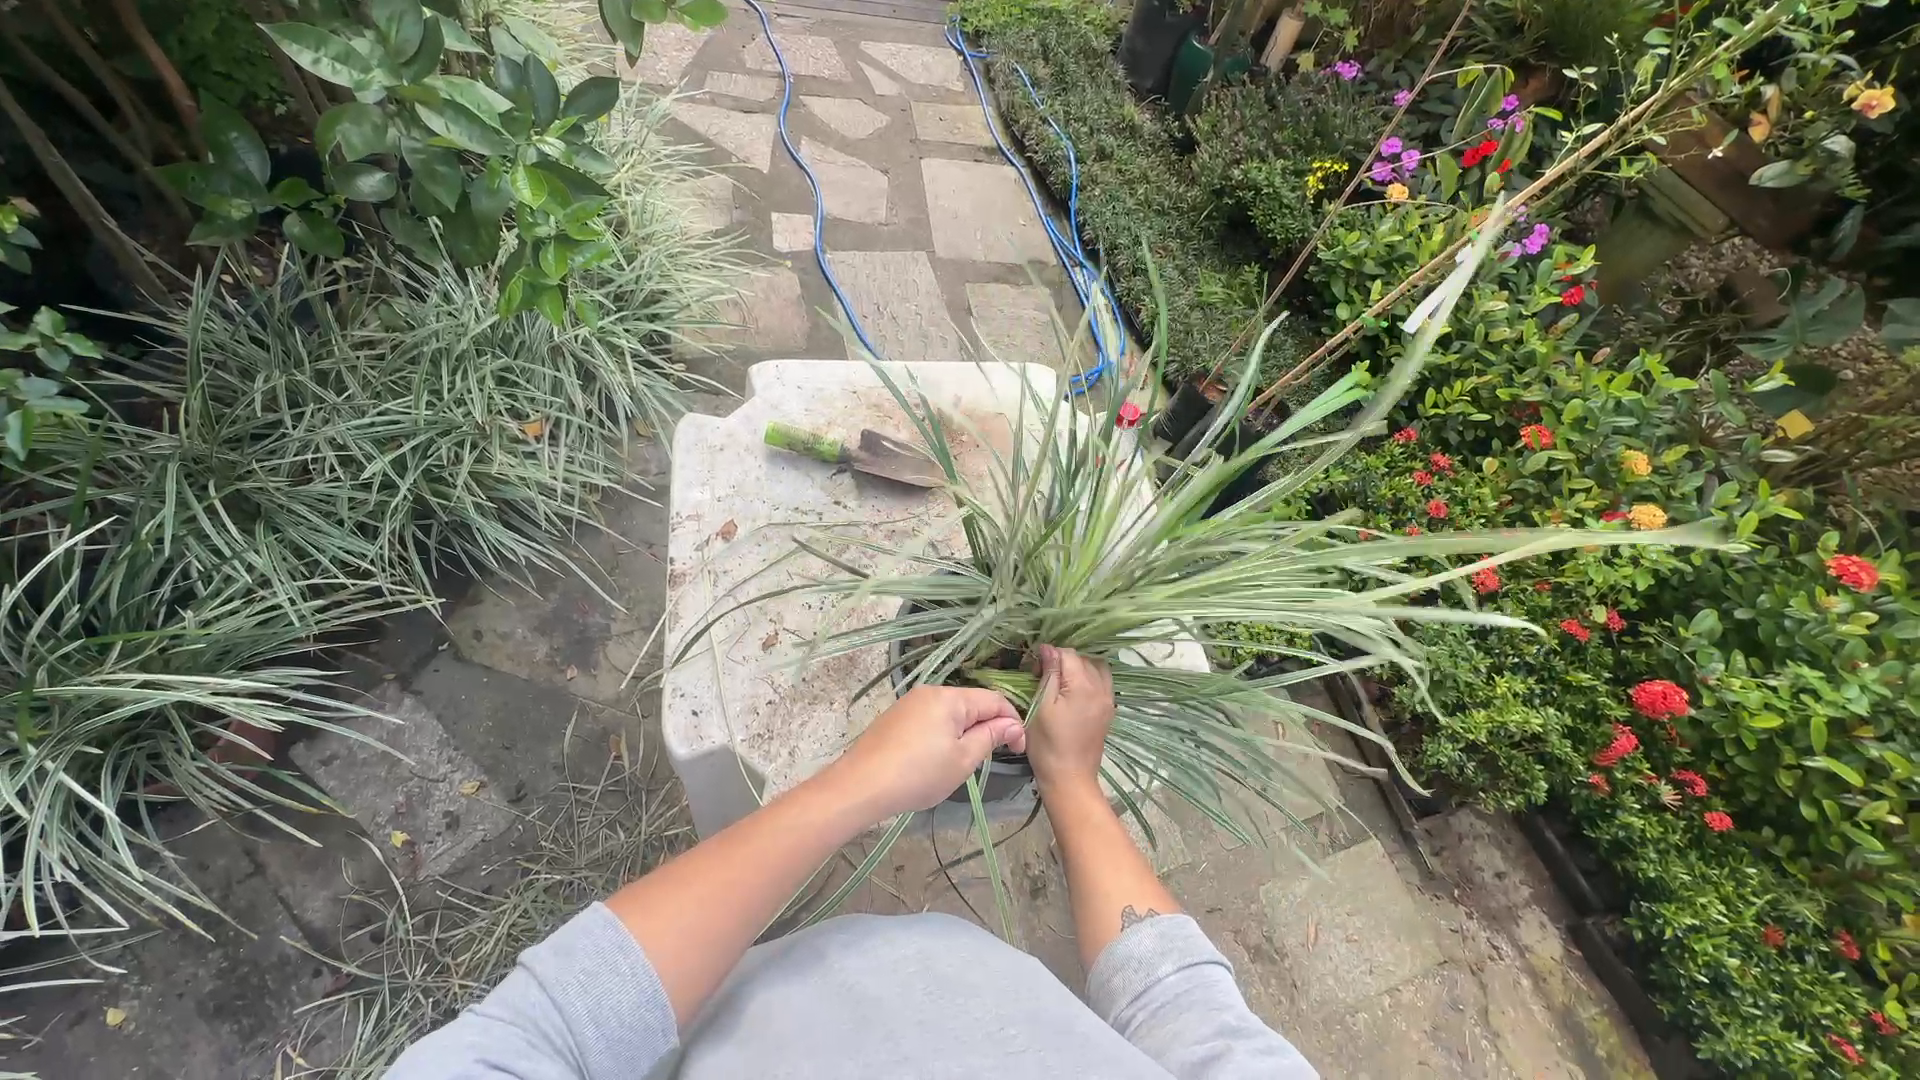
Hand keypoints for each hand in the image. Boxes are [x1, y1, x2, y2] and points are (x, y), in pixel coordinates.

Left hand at [825, 685, 1025, 821]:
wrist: (861, 785)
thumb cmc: (918, 774)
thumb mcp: (962, 759)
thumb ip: (990, 737)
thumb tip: (1011, 724)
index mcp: (950, 697)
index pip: (994, 700)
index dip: (1013, 722)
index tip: (1019, 750)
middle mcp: (929, 692)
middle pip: (972, 703)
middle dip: (988, 726)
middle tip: (991, 758)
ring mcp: (910, 703)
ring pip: (951, 713)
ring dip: (966, 732)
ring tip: (963, 762)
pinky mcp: (896, 718)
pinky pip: (931, 719)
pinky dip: (944, 734)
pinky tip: (936, 759)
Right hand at [1025, 645, 1113, 794]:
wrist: (1069, 778)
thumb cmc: (1048, 744)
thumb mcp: (1041, 706)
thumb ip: (1049, 674)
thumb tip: (1048, 648)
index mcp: (1083, 685)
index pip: (1068, 654)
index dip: (1050, 656)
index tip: (1035, 668)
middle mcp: (1101, 688)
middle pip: (1084, 659)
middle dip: (1064, 660)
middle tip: (1044, 674)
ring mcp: (1108, 700)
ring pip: (1097, 668)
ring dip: (1080, 667)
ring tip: (1062, 680)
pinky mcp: (1108, 711)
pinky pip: (1103, 683)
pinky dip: (1090, 679)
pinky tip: (1074, 691)